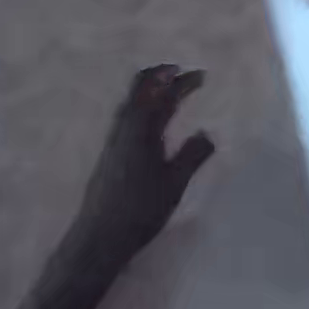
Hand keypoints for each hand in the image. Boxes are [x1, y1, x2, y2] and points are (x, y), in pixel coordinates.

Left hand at [71, 64, 215, 259]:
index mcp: (144, 125)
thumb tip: (208, 133)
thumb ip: (193, 155)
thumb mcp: (174, 183)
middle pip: (142, 83)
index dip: (185, 81)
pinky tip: (150, 116)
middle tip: (181, 72)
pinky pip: (128, 107)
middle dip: (162, 73)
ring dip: (151, 84)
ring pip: (133, 94)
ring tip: (168, 88)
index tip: (202, 75)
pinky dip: (143, 98)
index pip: (166, 93)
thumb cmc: (140, 208)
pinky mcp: (110, 146)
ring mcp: (115, 133)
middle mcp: (126, 122)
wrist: (99, 236)